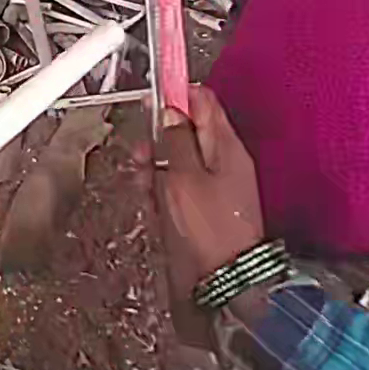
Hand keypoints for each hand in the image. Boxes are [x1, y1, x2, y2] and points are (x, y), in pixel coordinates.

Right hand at [153, 85, 264, 297]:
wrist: (223, 276)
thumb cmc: (207, 224)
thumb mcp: (185, 176)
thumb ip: (176, 140)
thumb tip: (170, 112)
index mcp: (225, 146)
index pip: (204, 102)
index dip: (177, 94)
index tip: (152, 95)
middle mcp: (221, 158)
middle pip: (185, 128)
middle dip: (159, 134)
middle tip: (143, 149)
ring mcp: (210, 180)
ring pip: (175, 154)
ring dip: (155, 160)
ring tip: (143, 176)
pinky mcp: (198, 200)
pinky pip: (174, 178)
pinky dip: (159, 182)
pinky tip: (149, 195)